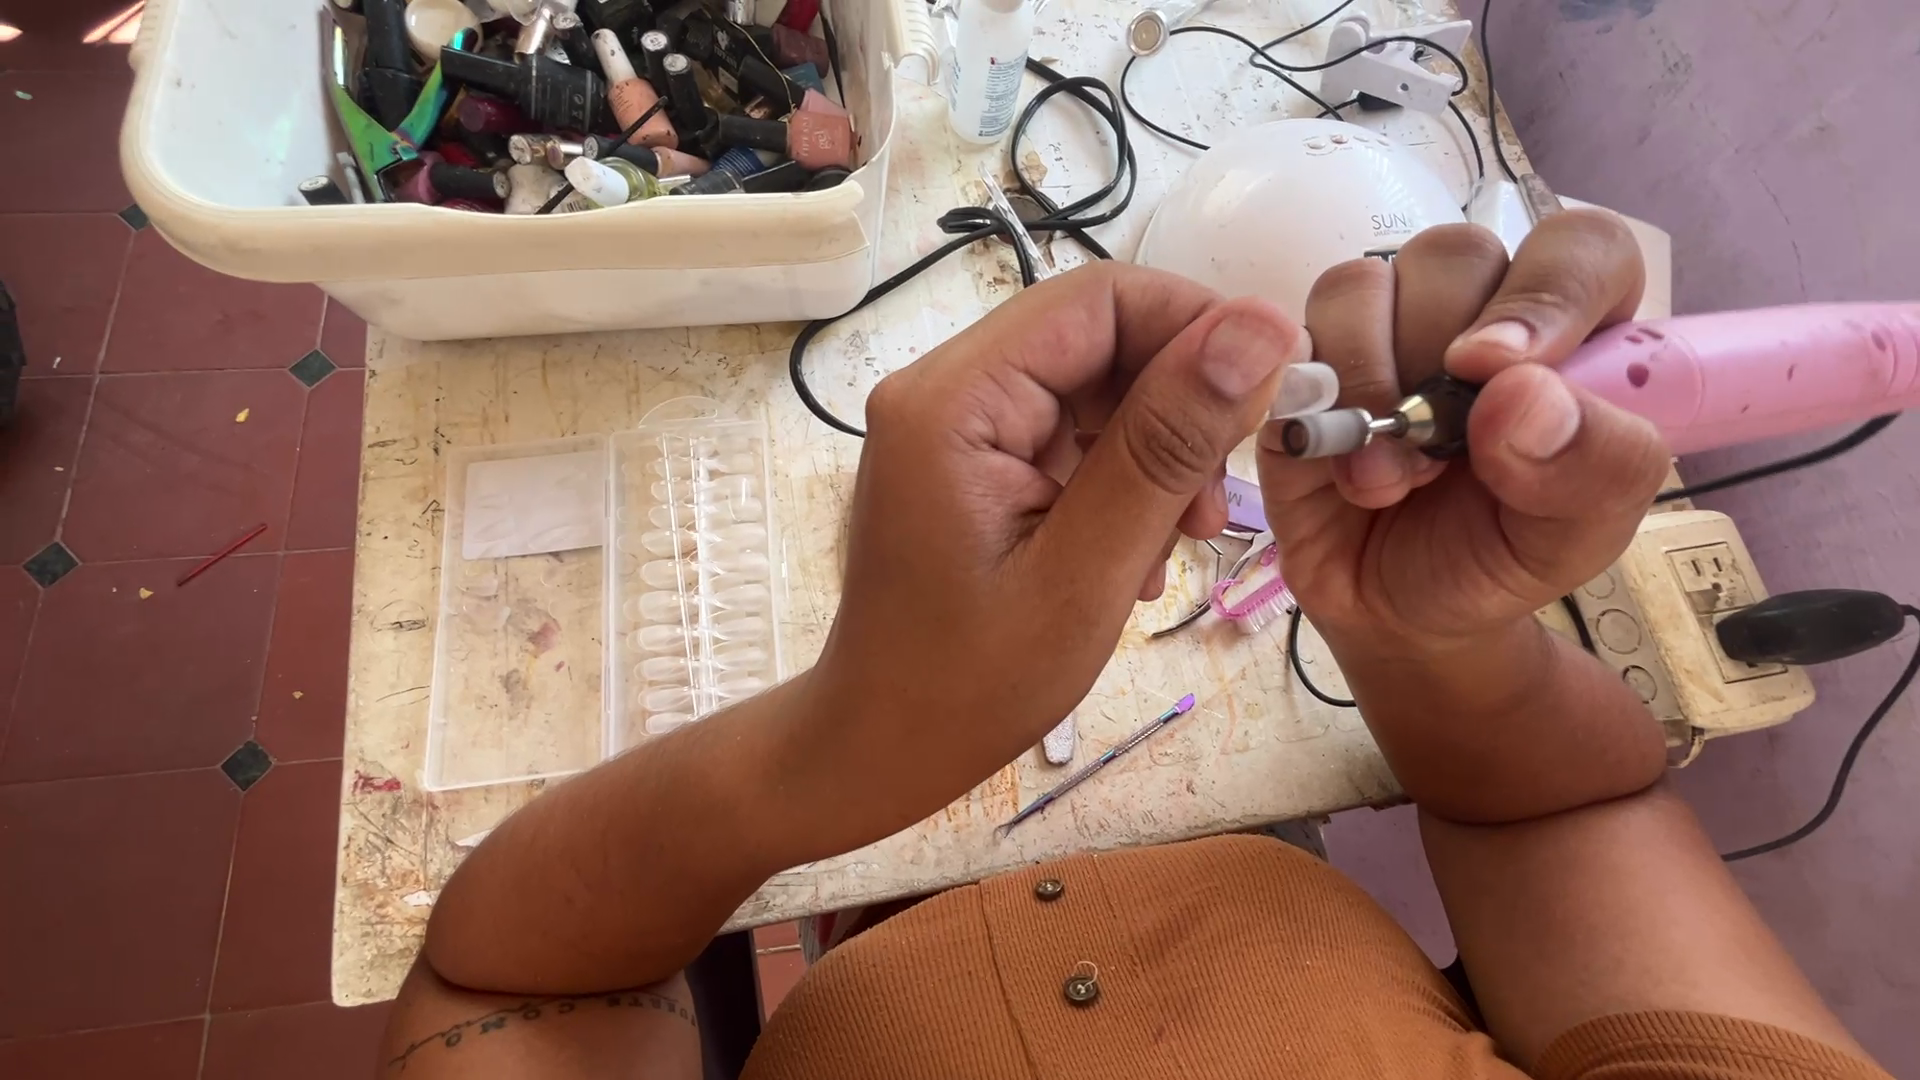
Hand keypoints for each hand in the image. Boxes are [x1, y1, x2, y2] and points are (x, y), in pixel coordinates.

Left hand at [804, 262, 1304, 840]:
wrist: (886, 743)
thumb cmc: (975, 683)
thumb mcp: (1087, 568)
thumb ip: (1166, 444)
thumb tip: (1258, 325)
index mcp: (952, 400)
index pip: (1096, 301)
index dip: (1197, 326)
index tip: (1271, 391)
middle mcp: (941, 392)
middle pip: (1092, 345)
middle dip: (1173, 410)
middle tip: (1214, 505)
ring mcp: (951, 429)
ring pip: (1087, 396)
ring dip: (1151, 458)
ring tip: (1177, 544)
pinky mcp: (967, 465)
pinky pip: (1062, 443)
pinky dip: (1114, 485)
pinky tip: (1133, 555)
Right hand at [1257, 211, 1671, 658]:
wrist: (1386, 613)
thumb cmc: (1487, 563)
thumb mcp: (1570, 538)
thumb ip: (1591, 466)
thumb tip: (1521, 390)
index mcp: (1559, 339)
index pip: (1574, 250)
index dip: (1538, 291)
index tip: (1490, 369)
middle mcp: (1461, 322)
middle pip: (1449, 256)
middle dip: (1433, 351)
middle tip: (1432, 454)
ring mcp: (1370, 344)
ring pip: (1355, 286)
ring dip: (1363, 379)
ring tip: (1377, 479)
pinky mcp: (1297, 379)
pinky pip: (1284, 343)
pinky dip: (1300, 394)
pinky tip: (1319, 453)